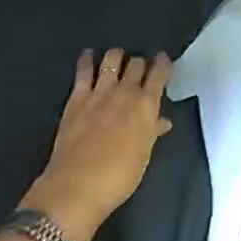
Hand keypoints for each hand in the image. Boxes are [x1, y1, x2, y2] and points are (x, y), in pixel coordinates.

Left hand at [19, 48, 173, 240]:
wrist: (77, 186)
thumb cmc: (119, 176)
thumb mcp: (143, 155)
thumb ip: (152, 132)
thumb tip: (162, 121)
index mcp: (146, 105)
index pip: (159, 74)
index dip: (162, 63)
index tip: (163, 58)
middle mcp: (125, 91)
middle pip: (136, 64)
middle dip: (140, 62)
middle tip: (140, 67)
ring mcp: (100, 92)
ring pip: (112, 60)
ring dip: (117, 56)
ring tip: (118, 58)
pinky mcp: (77, 97)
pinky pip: (83, 71)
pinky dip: (87, 60)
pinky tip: (88, 54)